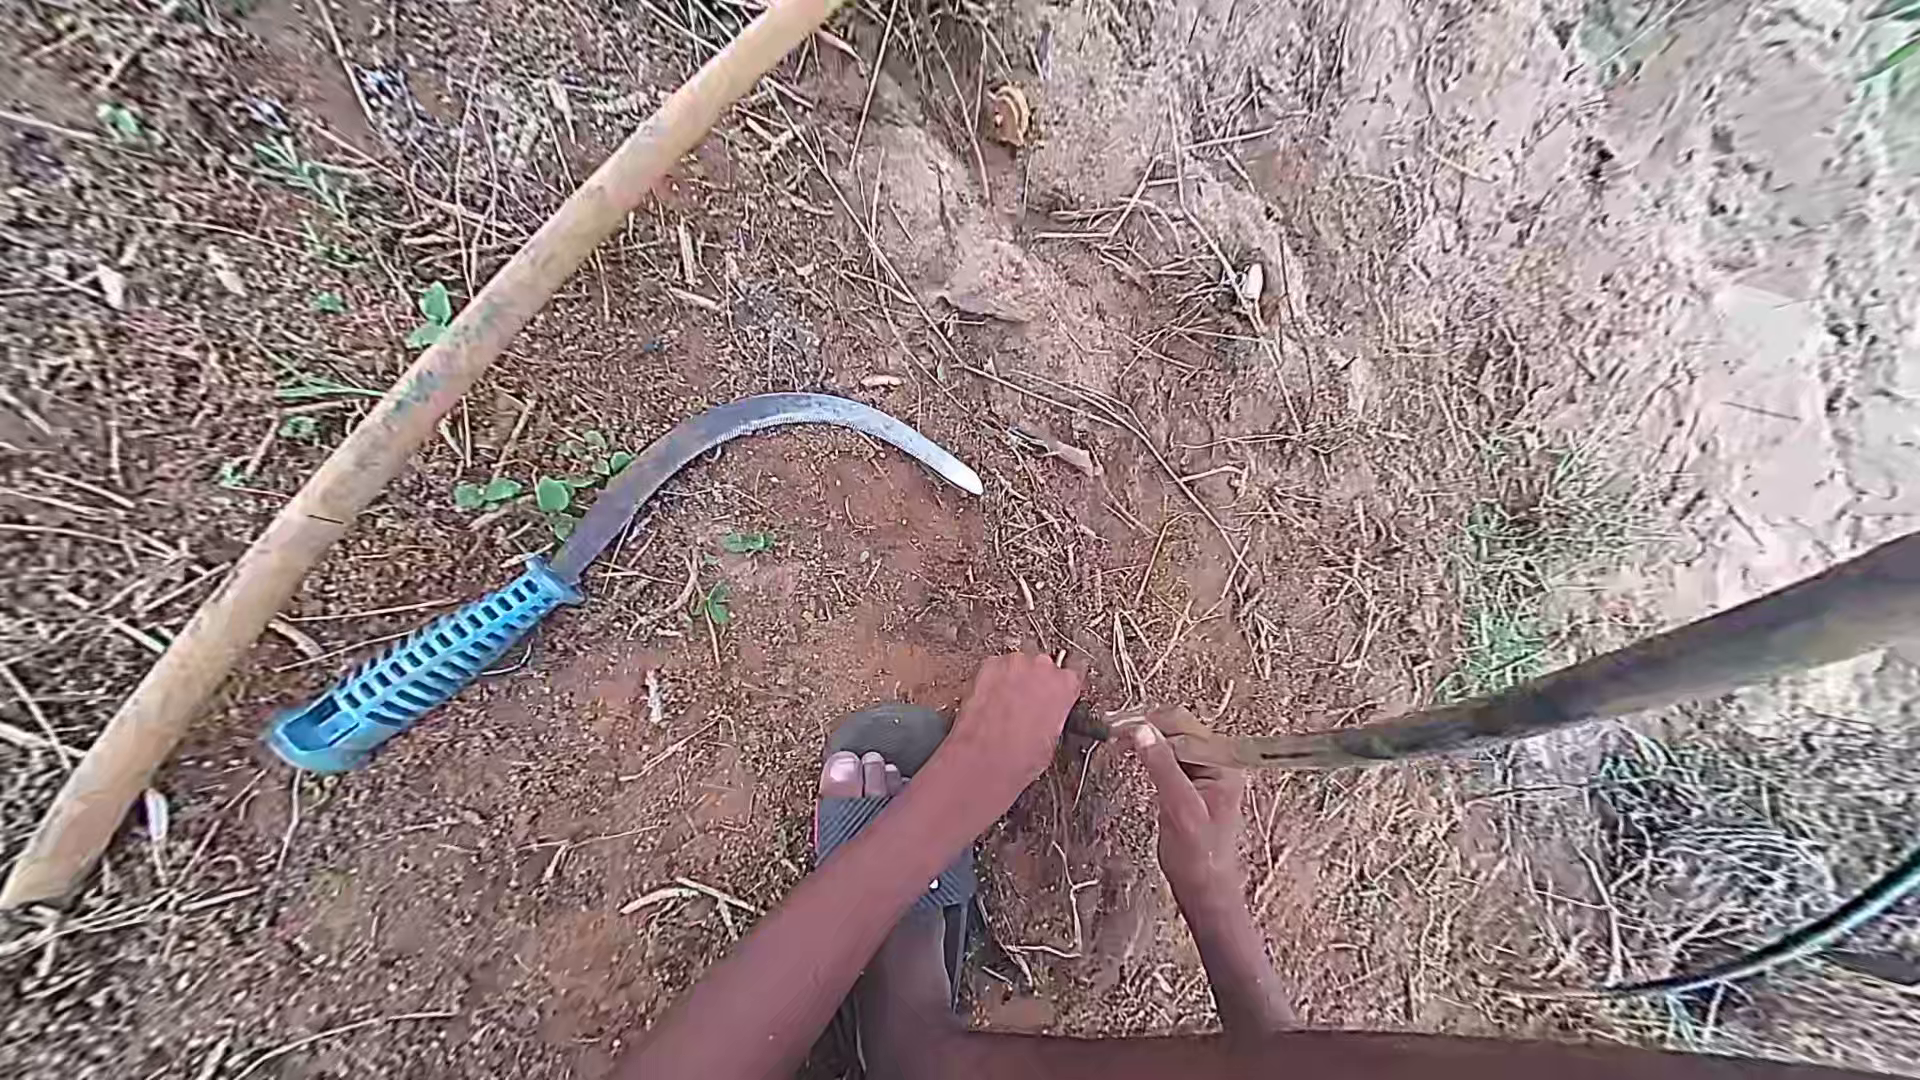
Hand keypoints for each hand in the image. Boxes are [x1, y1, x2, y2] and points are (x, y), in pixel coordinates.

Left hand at [919, 653, 1082, 819]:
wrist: (986, 756)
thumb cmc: (1019, 754)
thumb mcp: (1053, 739)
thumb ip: (1055, 716)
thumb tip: (1048, 718)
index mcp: (1066, 684)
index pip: (1074, 673)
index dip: (1064, 686)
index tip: (1058, 693)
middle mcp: (1042, 667)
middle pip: (1043, 667)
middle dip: (1036, 682)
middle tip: (1027, 704)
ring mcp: (1014, 663)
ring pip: (1018, 665)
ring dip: (1013, 680)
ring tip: (1005, 706)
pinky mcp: (989, 665)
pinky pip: (995, 668)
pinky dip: (993, 680)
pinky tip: (990, 701)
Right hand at [1126, 707, 1247, 907]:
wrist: (1203, 890)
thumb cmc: (1199, 857)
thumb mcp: (1180, 809)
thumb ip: (1163, 767)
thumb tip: (1142, 731)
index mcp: (1224, 764)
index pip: (1184, 727)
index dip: (1151, 724)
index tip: (1121, 729)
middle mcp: (1216, 761)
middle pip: (1177, 726)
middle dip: (1145, 725)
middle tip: (1113, 730)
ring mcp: (1202, 769)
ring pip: (1168, 737)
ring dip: (1143, 735)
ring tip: (1117, 739)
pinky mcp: (1187, 779)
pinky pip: (1165, 752)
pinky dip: (1145, 748)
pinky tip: (1130, 751)